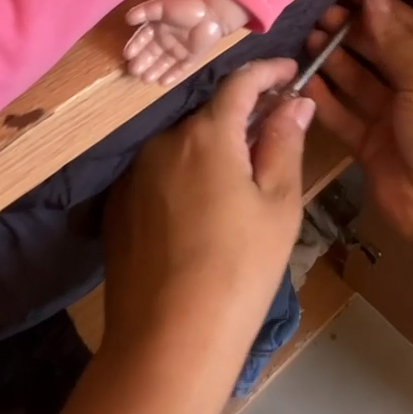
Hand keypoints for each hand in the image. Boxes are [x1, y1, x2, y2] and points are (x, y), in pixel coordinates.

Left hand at [102, 59, 311, 352]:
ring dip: (213, 149)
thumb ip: (285, 142)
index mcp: (205, 134)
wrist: (168, 342)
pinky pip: (160, 174)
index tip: (289, 71)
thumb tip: (294, 100)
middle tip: (274, 136)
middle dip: (242, 117)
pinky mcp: (118, 206)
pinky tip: (203, 213)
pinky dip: (186, 175)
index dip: (267, 71)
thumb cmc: (240, 269)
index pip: (239, 82)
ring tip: (241, 184)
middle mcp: (162, 142)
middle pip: (209, 114)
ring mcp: (134, 174)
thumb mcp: (278, 204)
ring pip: (183, 145)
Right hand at [123, 0, 249, 85]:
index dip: (135, 46)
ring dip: (154, 71)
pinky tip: (163, 83)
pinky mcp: (191, 58)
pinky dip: (172, 76)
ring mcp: (179, 50)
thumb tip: (127, 18)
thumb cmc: (185, 6)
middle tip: (133, 71)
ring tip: (145, 79)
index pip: (143, 38)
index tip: (127, 55)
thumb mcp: (162, 6)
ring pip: (163, 63)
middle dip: (142, 62)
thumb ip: (145, 11)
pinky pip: (180, 69)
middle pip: (151, 53)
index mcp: (157, 26)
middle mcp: (166, 40)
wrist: (212, 11)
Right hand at [303, 0, 412, 244]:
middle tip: (318, 13)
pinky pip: (344, 116)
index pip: (406, 27)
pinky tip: (305, 81)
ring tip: (307, 39)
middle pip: (379, 52)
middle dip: (351, 32)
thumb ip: (395, 38)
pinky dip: (326, 99)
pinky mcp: (370, 146)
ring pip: (357, 82)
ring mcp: (392, 119)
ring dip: (335, 61)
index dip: (379, 7)